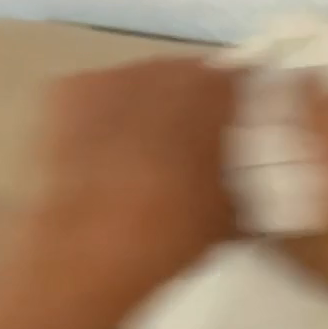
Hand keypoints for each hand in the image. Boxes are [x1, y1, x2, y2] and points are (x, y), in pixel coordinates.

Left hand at [0, 58, 238, 328]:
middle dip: (193, 101)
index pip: (238, 77)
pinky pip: (98, 94)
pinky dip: (104, 112)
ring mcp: (108, 77)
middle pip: (187, 75)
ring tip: (144, 147)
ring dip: (149, 104)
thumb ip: (252, 182)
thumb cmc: (165, 237)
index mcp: (210, 93)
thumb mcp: (230, 216)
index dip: (240, 100)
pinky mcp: (65, 92)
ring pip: (141, 81)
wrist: (79, 257)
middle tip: (192, 140)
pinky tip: (103, 148)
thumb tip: (261, 176)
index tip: (238, 125)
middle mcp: (161, 71)